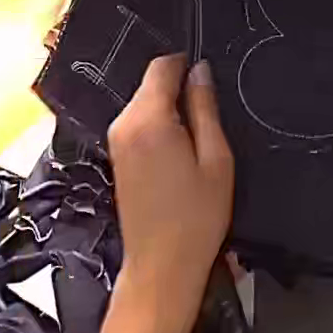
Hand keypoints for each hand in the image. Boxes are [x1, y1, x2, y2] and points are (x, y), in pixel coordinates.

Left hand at [107, 55, 233, 313]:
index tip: (210, 80)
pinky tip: (180, 151)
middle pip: (151, 83)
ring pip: (145, 102)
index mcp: (149, 119)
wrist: (161, 267)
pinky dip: (159, 124)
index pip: (162, 66)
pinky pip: (138, 122)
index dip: (187, 64)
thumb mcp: (216, 158)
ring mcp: (116, 140)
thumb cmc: (198, 216)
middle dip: (179, 89)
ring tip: (198, 137)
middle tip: (210, 115)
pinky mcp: (116, 155)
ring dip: (170, 108)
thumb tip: (200, 70)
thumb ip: (205, 108)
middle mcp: (124, 123)